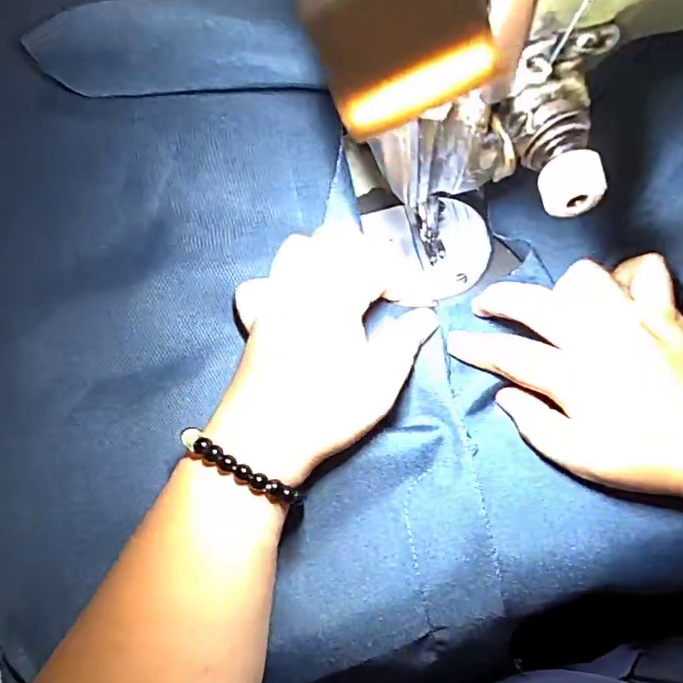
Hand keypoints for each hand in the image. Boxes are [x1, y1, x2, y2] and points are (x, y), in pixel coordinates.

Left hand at [203, 226, 438, 486]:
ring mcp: (272, 298)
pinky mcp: (257, 317)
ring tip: (353, 286)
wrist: (262, 440)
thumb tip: (425, 318)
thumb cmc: (325, 412)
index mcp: (333, 297)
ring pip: (300, 248)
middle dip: (371, 258)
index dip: (404, 279)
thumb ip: (406, 342)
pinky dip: (290, 278)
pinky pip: (269, 278)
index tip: (418, 304)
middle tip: (393, 289)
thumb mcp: (380, 383)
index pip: (375, 263)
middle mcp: (299, 286)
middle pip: (336, 242)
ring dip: (332, 256)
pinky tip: (304, 300)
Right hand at [446, 254, 682, 509]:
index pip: (512, 355)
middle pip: (537, 303)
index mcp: (575, 376)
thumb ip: (538, 426)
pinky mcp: (666, 312)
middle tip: (486, 305)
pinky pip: (643, 271)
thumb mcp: (583, 458)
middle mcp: (599, 336)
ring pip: (585, 277)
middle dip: (502, 299)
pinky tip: (618, 297)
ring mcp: (635, 318)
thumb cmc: (648, 458)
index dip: (478, 348)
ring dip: (561, 288)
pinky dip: (625, 277)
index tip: (457, 341)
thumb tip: (507, 397)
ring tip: (557, 306)